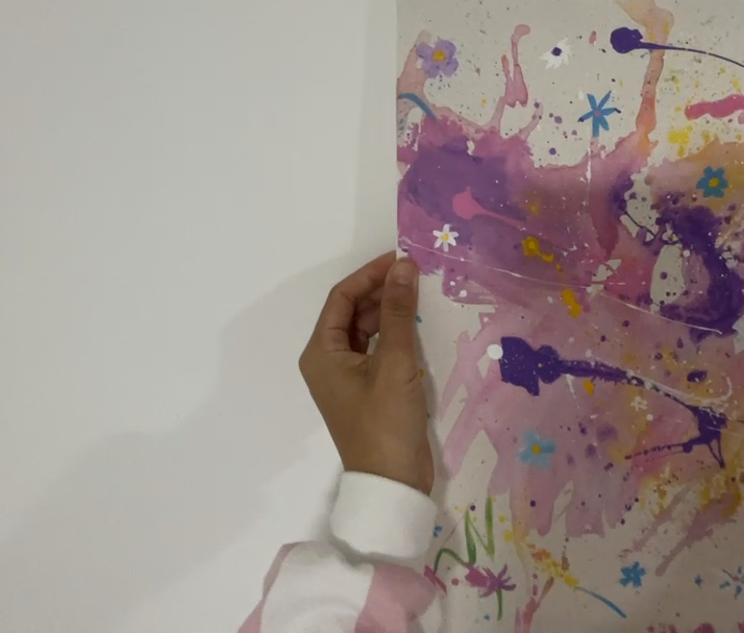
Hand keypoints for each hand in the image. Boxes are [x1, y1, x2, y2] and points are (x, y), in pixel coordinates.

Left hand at [299, 253, 433, 494]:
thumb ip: (399, 311)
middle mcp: (328, 359)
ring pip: (366, 327)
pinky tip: (419, 322)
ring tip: (421, 292)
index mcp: (321, 352)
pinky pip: (377, 346)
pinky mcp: (366, 386)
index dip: (370, 274)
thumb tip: (404, 265)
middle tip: (417, 274)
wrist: (393, 485)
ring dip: (390, 309)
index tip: (402, 258)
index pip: (341, 297)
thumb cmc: (385, 421)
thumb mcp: (395, 362)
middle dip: (381, 290)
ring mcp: (347, 374)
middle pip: (352, 310)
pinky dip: (395, 331)